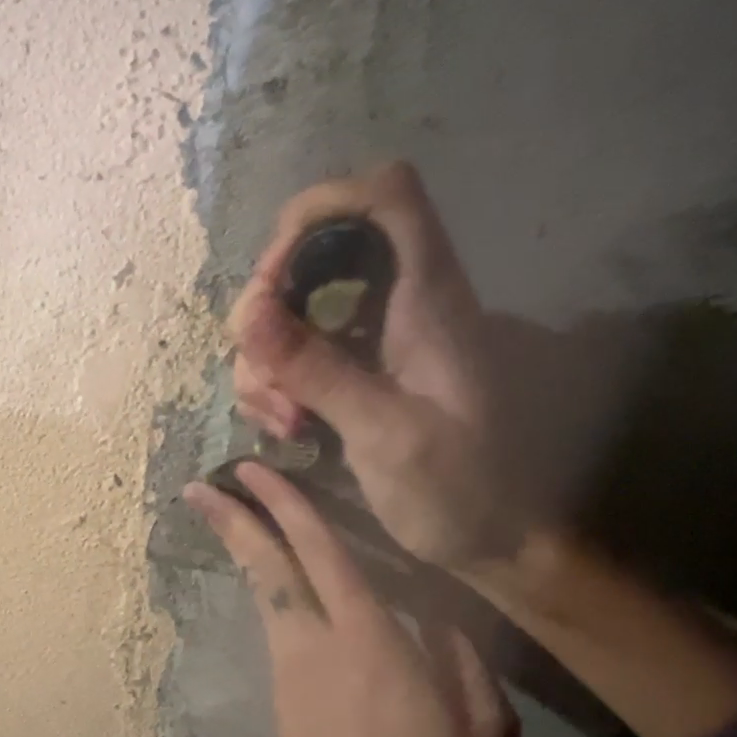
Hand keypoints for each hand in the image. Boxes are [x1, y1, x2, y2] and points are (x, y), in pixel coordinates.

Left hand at [183, 461, 520, 736]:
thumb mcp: (487, 725)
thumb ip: (456, 652)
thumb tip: (428, 605)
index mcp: (370, 643)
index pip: (321, 553)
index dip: (287, 505)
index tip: (253, 470)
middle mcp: (315, 651)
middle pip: (267, 570)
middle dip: (232, 521)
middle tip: (198, 487)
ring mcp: (291, 682)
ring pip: (265, 601)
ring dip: (248, 557)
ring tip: (234, 522)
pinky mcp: (284, 711)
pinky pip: (277, 635)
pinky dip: (272, 598)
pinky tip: (284, 593)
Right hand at [231, 162, 516, 568]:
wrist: (488, 539)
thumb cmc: (460, 488)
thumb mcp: (386, 435)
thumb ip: (319, 372)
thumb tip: (248, 312)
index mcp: (426, 298)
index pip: (386, 196)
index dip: (324, 207)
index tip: (275, 271)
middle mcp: (393, 303)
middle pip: (311, 251)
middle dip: (266, 305)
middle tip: (262, 366)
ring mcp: (366, 337)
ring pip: (286, 310)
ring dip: (262, 361)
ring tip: (282, 421)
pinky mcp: (347, 371)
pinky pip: (285, 354)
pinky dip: (269, 386)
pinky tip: (284, 429)